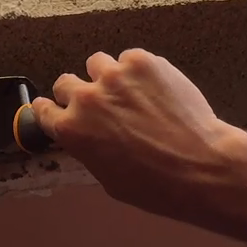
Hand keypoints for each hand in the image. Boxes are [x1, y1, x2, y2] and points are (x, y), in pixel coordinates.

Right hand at [31, 49, 246, 229]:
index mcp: (72, 130)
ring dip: (109, 77)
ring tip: (133, 94)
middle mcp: (86, 97)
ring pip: (98, 64)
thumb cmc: (157, 186)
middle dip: (79, 93)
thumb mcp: (108, 179)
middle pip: (66, 82)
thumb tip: (87, 135)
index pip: (42, 109)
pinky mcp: (141, 61)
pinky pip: (130, 59)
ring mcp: (114, 74)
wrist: (204, 166)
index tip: (56, 109)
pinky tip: (157, 90)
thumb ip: (88, 148)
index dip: (49, 109)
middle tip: (102, 105)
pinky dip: (139, 72)